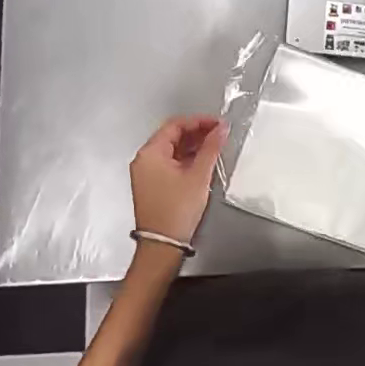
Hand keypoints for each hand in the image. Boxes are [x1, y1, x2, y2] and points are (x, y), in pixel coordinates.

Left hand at [130, 115, 228, 243]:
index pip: (175, 125)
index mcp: (150, 153)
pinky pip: (168, 164)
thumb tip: (220, 129)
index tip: (217, 124)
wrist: (163, 244)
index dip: (198, 121)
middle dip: (196, 133)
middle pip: (171, 136)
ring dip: (191, 147)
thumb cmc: (177, 211)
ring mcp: (145, 173)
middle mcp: (143, 160)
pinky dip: (184, 160)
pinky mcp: (150, 185)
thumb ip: (210, 148)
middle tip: (218, 135)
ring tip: (214, 148)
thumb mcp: (199, 175)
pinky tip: (201, 163)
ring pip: (170, 151)